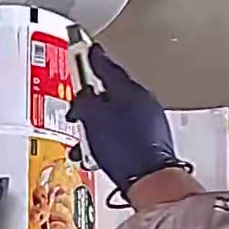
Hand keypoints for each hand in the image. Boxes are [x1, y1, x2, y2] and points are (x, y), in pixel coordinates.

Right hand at [68, 46, 185, 193]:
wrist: (149, 178)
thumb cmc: (124, 148)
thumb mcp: (92, 119)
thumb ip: (84, 101)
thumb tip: (82, 95)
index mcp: (128, 89)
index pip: (105, 65)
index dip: (91, 57)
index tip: (85, 50)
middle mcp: (142, 101)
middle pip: (110, 92)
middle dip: (91, 103)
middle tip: (78, 111)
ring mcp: (149, 120)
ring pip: (115, 114)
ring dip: (98, 125)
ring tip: (88, 141)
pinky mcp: (150, 138)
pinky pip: (124, 130)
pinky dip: (110, 138)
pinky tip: (101, 153)